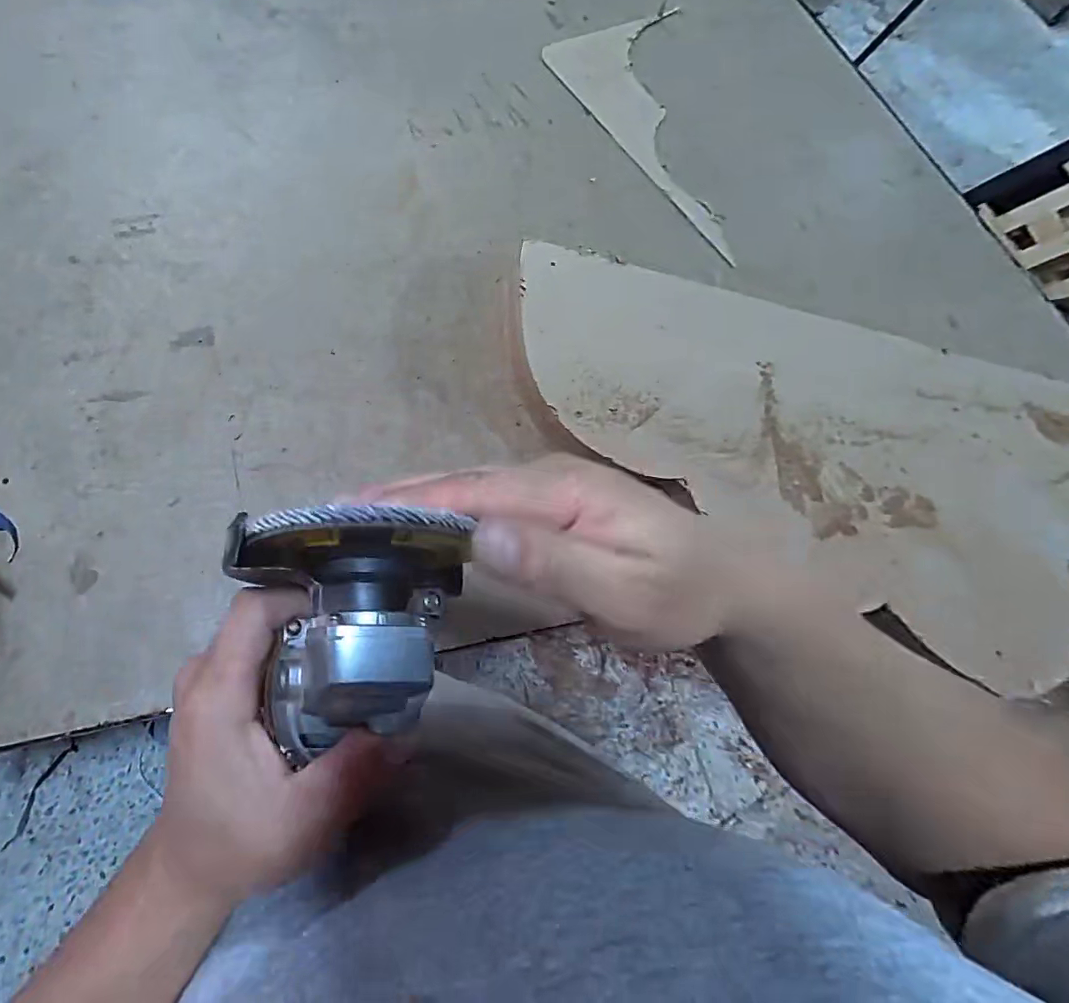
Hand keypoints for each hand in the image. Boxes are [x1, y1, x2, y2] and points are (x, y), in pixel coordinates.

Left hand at [148, 588, 392, 906]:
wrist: (188, 869)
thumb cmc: (239, 842)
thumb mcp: (304, 817)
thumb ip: (353, 772)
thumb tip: (403, 733)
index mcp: (218, 691)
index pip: (251, 610)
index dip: (296, 597)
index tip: (341, 613)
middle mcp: (200, 674)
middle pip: (254, 617)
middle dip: (305, 619)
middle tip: (351, 642)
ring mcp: (197, 683)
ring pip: (249, 633)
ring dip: (292, 638)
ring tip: (336, 663)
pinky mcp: (203, 695)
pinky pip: (242, 652)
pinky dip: (277, 655)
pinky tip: (309, 686)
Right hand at [358, 454, 792, 653]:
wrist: (729, 581)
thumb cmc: (678, 592)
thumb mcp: (625, 589)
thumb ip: (552, 560)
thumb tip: (478, 533)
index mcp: (559, 489)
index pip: (470, 491)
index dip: (412, 499)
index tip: (358, 509)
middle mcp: (545, 476)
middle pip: (459, 480)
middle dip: (399, 492)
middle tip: (340, 507)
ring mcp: (546, 487)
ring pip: (467, 487)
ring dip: (414, 497)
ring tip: (364, 511)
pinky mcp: (547, 504)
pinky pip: (482, 500)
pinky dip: (442, 507)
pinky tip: (421, 520)